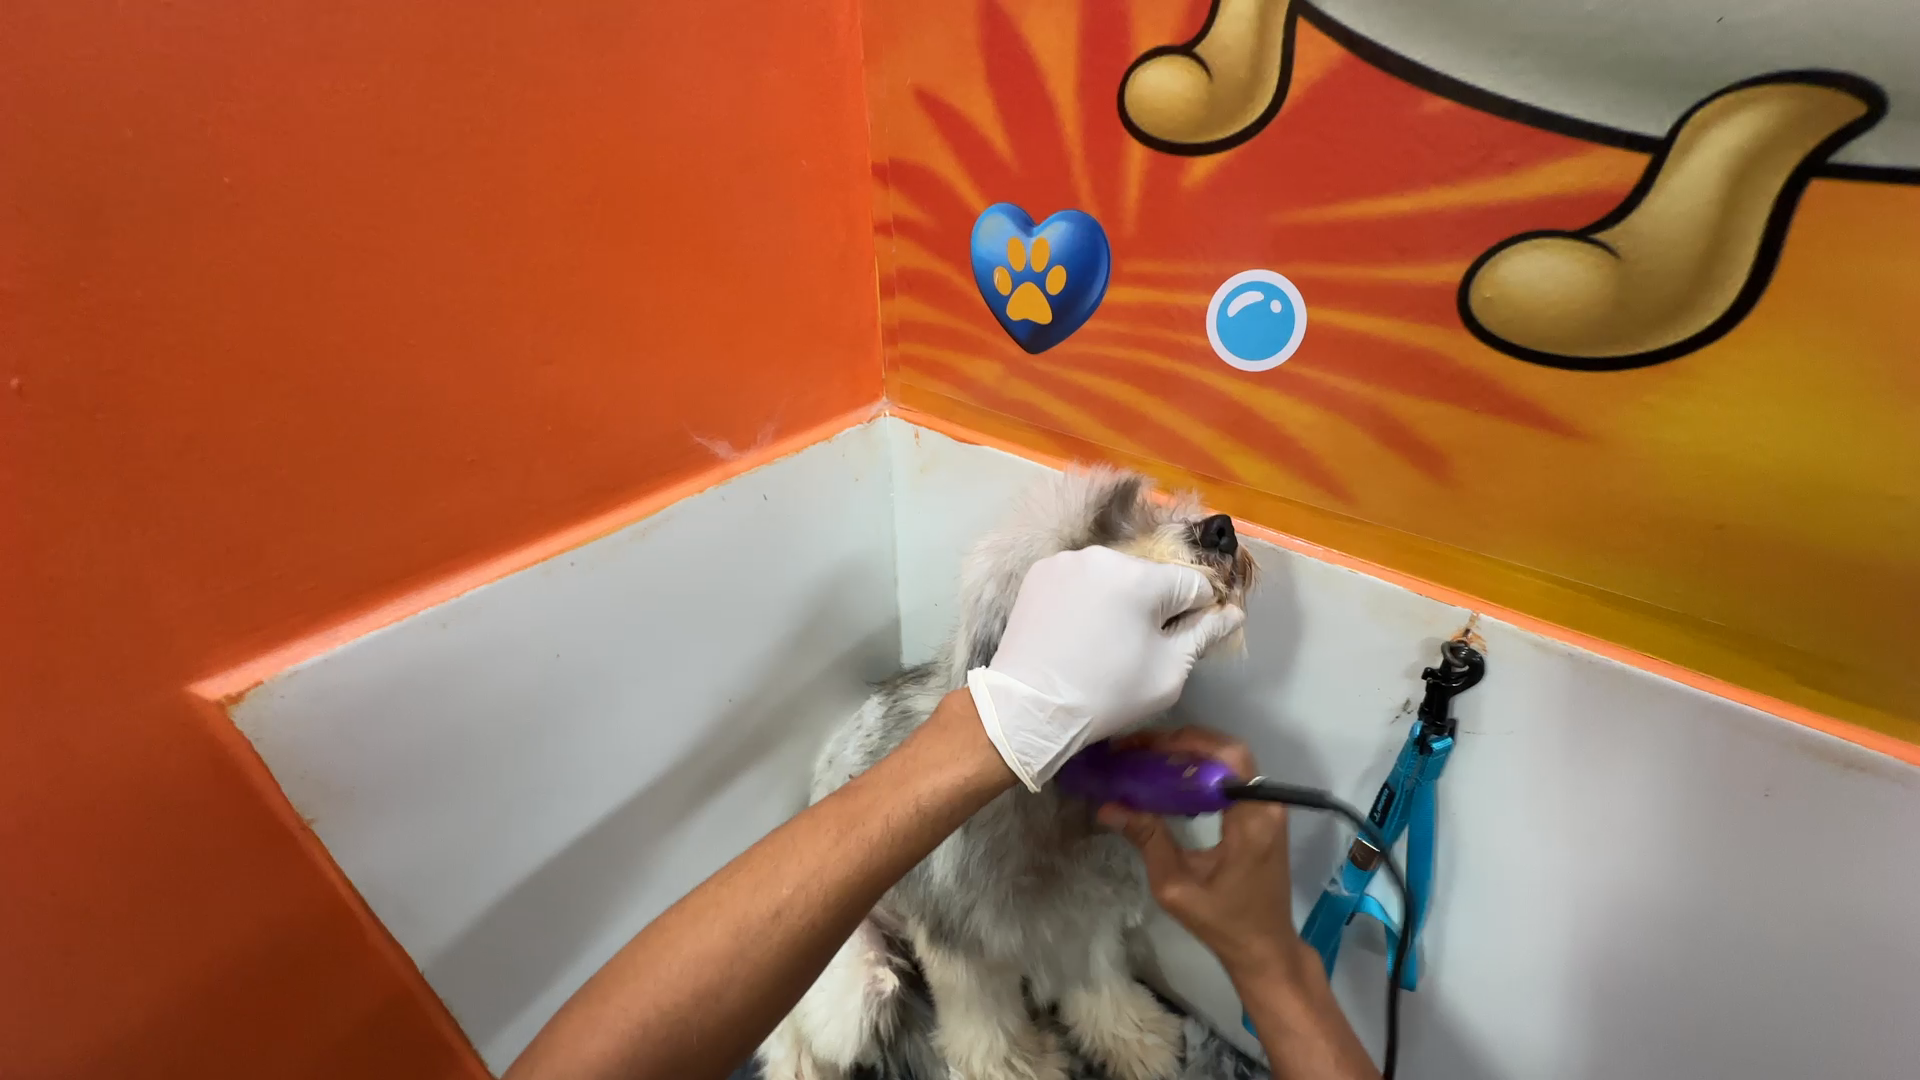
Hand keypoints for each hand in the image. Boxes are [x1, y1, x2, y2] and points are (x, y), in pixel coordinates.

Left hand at [968, 546, 1244, 789]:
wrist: (1028, 705)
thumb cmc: (1106, 694)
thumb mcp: (1168, 672)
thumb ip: (1204, 635)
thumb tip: (1233, 613)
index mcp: (1140, 577)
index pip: (1192, 584)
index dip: (1196, 613)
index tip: (1180, 641)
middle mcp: (1102, 555)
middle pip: (1150, 576)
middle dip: (1154, 605)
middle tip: (1136, 646)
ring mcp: (1066, 560)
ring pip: (1113, 575)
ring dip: (1119, 598)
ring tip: (1103, 639)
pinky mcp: (1039, 572)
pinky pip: (1080, 578)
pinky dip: (1086, 596)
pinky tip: (1076, 628)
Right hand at [1098, 727, 1306, 981]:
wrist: (1265, 949)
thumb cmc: (1223, 922)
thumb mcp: (1176, 886)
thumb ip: (1147, 839)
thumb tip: (1108, 805)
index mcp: (1251, 819)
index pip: (1225, 758)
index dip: (1184, 743)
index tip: (1144, 748)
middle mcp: (1266, 804)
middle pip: (1227, 749)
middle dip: (1181, 741)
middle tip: (1140, 749)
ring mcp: (1268, 807)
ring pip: (1229, 758)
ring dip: (1189, 752)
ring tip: (1149, 758)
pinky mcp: (1263, 813)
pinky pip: (1231, 775)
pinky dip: (1200, 768)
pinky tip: (1171, 778)